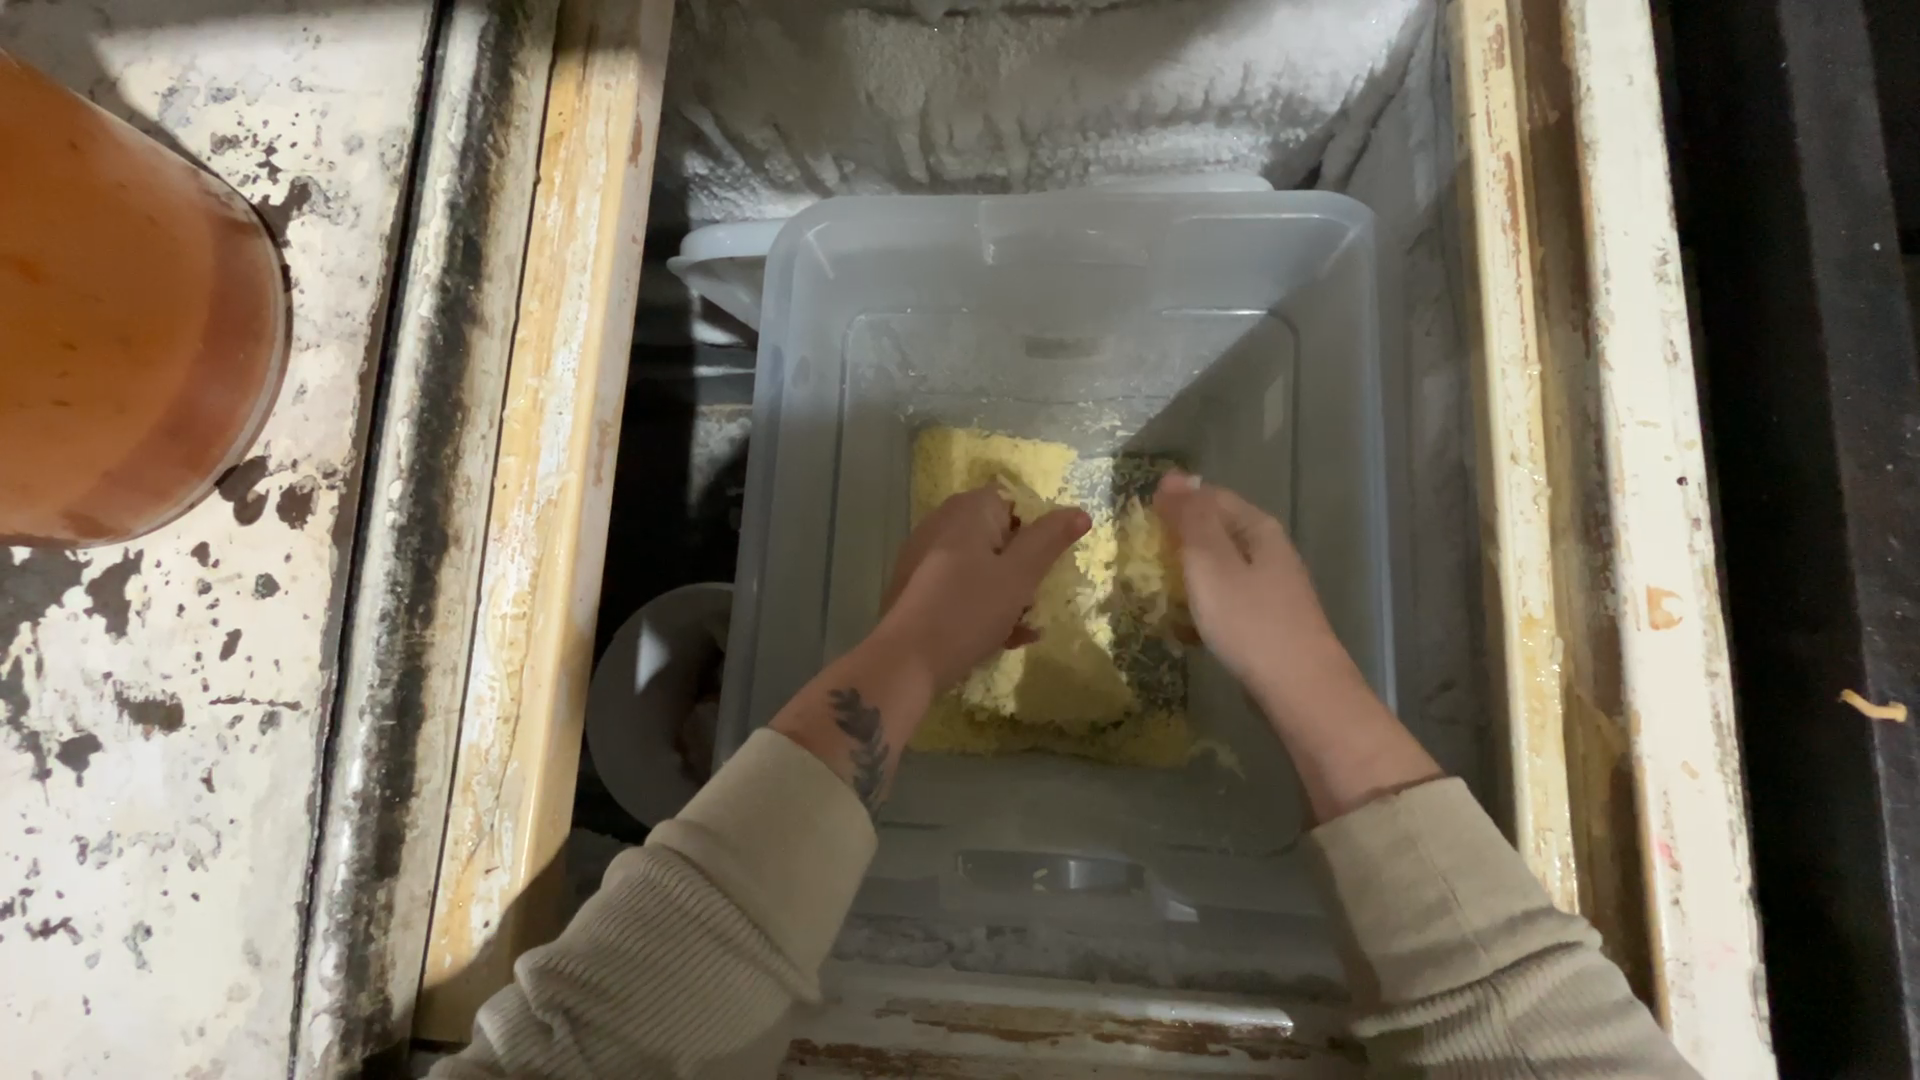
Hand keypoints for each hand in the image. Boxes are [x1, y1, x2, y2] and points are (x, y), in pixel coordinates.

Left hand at [876, 485, 1090, 692]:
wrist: (904, 661)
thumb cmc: (968, 611)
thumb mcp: (1019, 576)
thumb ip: (1049, 540)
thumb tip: (1079, 512)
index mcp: (967, 511)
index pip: (1013, 501)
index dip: (1036, 530)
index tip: (1046, 564)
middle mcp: (941, 524)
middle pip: (997, 536)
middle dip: (1023, 568)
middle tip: (1035, 600)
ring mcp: (924, 557)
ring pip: (980, 565)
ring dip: (1006, 593)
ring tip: (1022, 628)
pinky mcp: (916, 588)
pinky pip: (959, 587)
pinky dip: (981, 605)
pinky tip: (999, 637)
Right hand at [1153, 471, 1438, 818]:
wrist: (1299, 690)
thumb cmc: (1249, 621)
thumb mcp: (1209, 563)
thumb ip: (1190, 519)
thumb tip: (1172, 476)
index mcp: (1257, 528)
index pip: (1210, 496)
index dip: (1173, 502)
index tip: (1139, 521)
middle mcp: (1268, 551)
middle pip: (1215, 531)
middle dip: (1177, 541)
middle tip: (1140, 558)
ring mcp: (1270, 588)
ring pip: (1217, 568)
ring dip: (1185, 576)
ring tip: (1154, 591)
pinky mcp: (1265, 621)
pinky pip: (1224, 601)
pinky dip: (1200, 607)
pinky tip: (1182, 628)